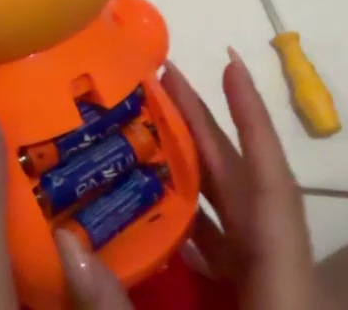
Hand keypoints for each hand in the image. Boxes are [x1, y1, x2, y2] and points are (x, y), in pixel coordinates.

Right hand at [62, 51, 329, 309]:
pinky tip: (151, 203)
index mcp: (284, 284)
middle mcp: (280, 277)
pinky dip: (190, 216)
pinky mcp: (249, 308)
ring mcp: (267, 293)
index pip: (270, 186)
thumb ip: (118, 306)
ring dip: (195, 167)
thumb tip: (63, 242)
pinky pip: (223, 248)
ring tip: (147, 124)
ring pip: (232, 217)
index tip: (231, 63)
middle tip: (160, 79)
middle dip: (205, 128)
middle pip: (244, 189)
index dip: (252, 122)